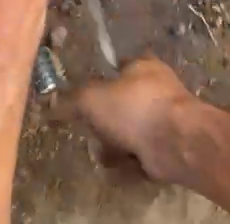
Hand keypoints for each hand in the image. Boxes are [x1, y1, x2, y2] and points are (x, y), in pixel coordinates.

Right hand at [75, 58, 199, 181]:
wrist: (174, 138)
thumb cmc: (134, 107)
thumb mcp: (93, 98)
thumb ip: (73, 100)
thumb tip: (54, 105)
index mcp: (143, 65)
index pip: (119, 66)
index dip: (101, 82)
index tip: (85, 102)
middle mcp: (156, 85)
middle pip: (121, 102)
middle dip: (105, 122)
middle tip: (94, 133)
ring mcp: (164, 113)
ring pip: (129, 129)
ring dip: (115, 144)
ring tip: (108, 152)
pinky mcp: (167, 139)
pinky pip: (139, 150)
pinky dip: (129, 159)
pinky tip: (122, 164)